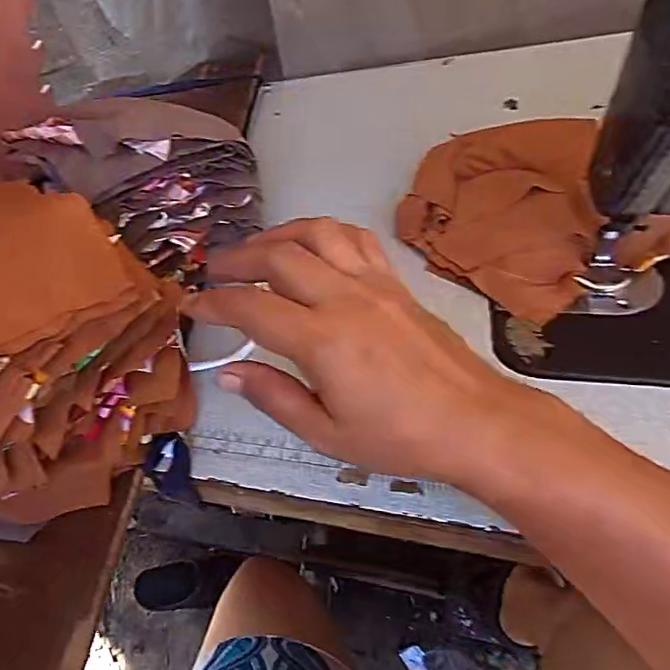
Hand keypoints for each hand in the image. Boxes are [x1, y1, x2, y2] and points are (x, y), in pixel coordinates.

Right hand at [185, 217, 579, 487]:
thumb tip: (229, 373)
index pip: (251, 308)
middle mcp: (346, 300)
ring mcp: (375, 285)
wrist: (478, 424)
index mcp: (323, 340)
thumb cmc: (399, 437)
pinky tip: (309, 247)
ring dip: (277, 234)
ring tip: (254, 250)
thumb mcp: (326, 433)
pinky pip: (355, 239)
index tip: (191, 305)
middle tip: (212, 273)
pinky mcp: (397, 283)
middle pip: (278, 257)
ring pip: (317, 233)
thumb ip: (273, 397)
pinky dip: (323, 232)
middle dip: (236, 260)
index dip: (213, 304)